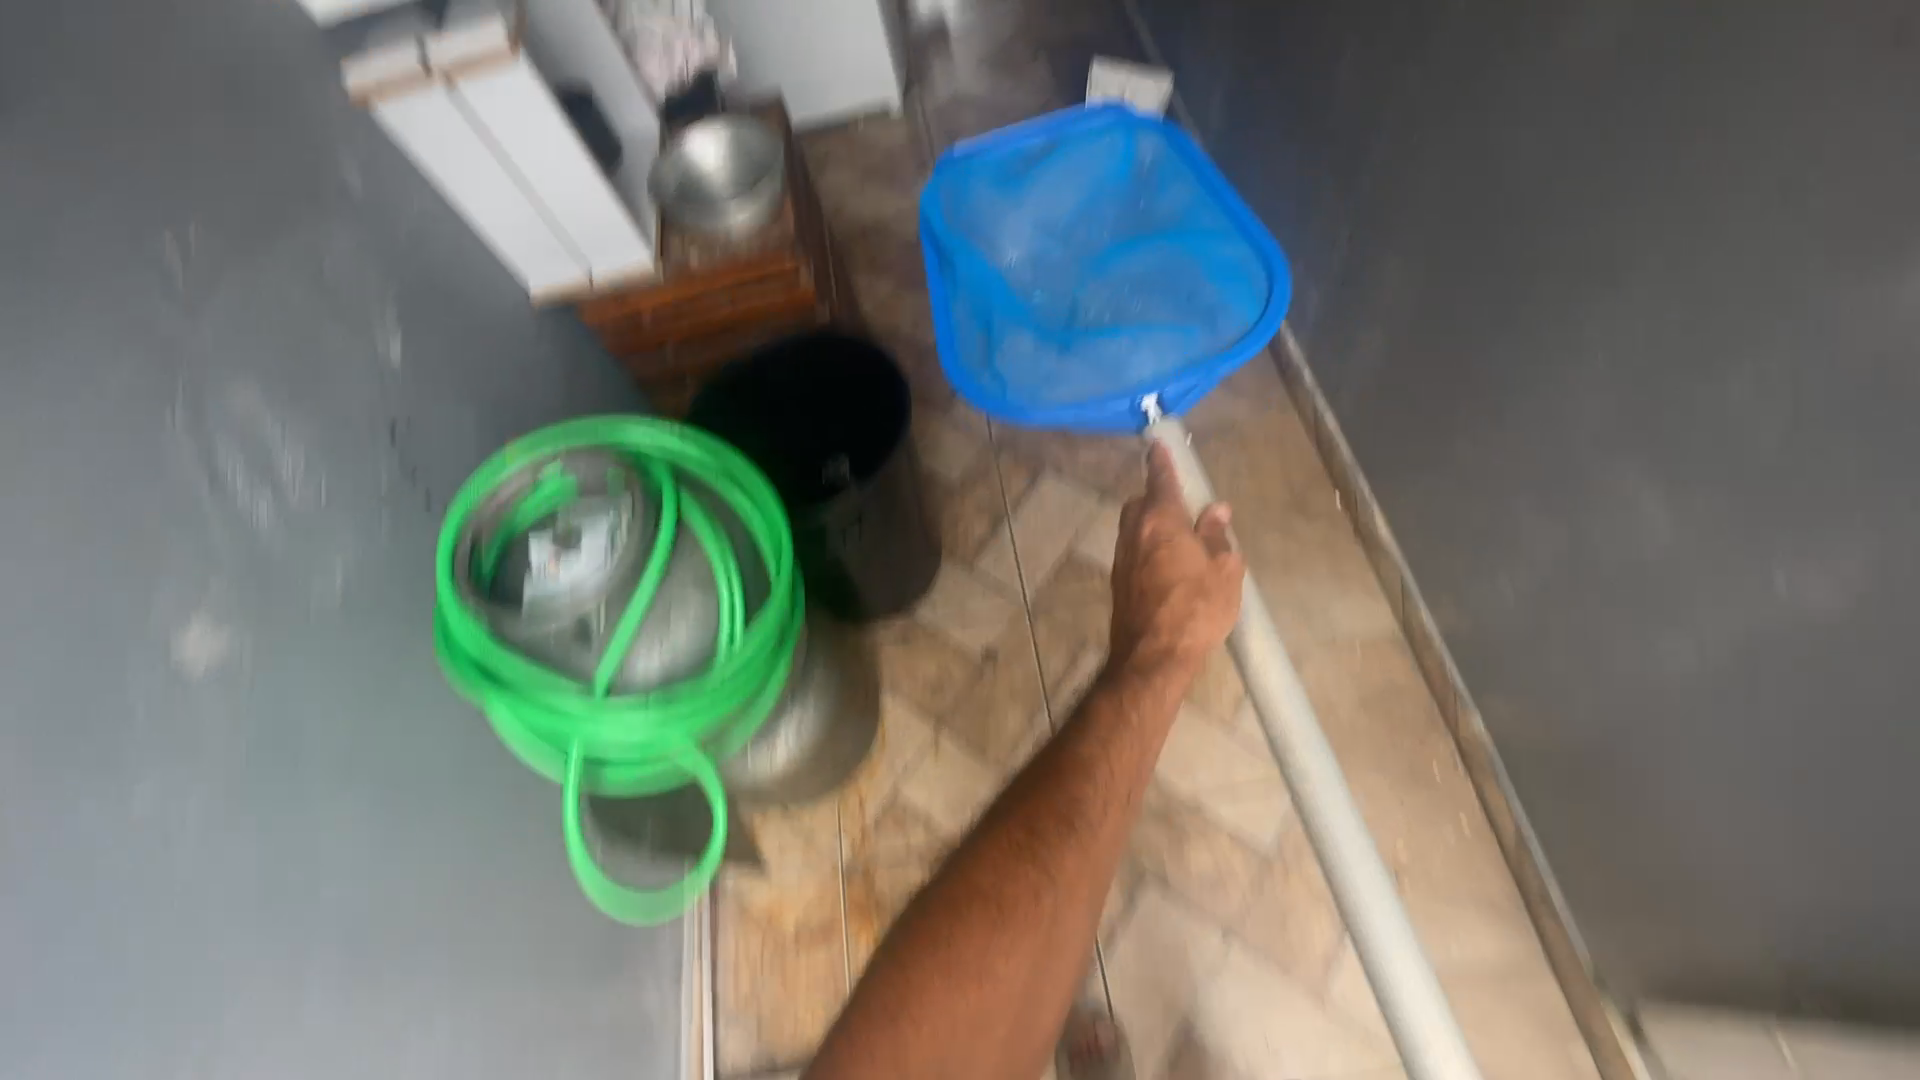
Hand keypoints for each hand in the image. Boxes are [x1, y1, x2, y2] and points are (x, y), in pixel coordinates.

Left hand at [1107, 444, 1245, 680]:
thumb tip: (1216, 511)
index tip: (1158, 445)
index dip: (1161, 462)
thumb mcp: (1224, 570)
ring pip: (1134, 528)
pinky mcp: (1118, 581)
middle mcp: (1134, 533)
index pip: (1160, 480)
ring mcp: (1122, 558)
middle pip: (1140, 503)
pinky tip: (1167, 565)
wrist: (1153, 656)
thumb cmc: (1196, 609)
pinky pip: (1133, 551)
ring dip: (1152, 525)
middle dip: (1157, 498)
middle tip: (1183, 507)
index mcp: (1161, 521)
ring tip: (1180, 538)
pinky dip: (1147, 547)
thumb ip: (1217, 536)